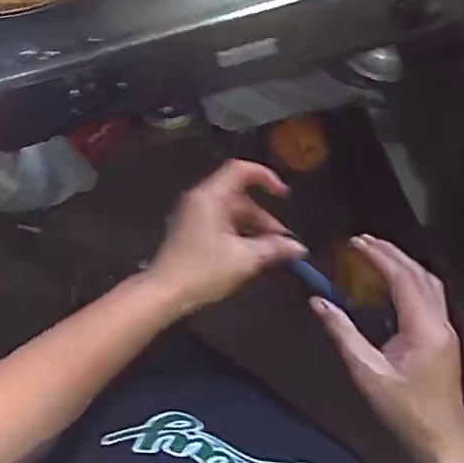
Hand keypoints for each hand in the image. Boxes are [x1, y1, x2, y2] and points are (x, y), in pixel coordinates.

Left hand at [147, 160, 306, 314]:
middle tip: (283, 241)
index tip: (284, 194)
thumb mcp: (244, 259)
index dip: (266, 177)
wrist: (165, 292)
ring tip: (272, 252)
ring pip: (231, 212)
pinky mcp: (190, 230)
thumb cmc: (203, 271)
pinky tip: (251, 255)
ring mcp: (193, 214)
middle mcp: (200, 199)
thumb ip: (274, 249)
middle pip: (239, 196)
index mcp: (209, 197)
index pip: (240, 170)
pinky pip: (220, 223)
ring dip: (253, 228)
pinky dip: (238, 234)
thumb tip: (298, 247)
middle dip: (264, 217)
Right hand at [309, 235, 463, 460]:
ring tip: (376, 253)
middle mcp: (440, 323)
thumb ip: (342, 333)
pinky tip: (391, 283)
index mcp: (424, 328)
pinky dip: (410, 279)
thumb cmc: (404, 411)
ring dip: (403, 263)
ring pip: (429, 284)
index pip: (402, 278)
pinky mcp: (444, 340)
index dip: (378, 256)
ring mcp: (446, 331)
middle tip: (362, 240)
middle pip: (419, 275)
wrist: (443, 445)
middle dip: (391, 253)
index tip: (354, 242)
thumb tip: (317, 301)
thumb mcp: (366, 372)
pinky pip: (429, 296)